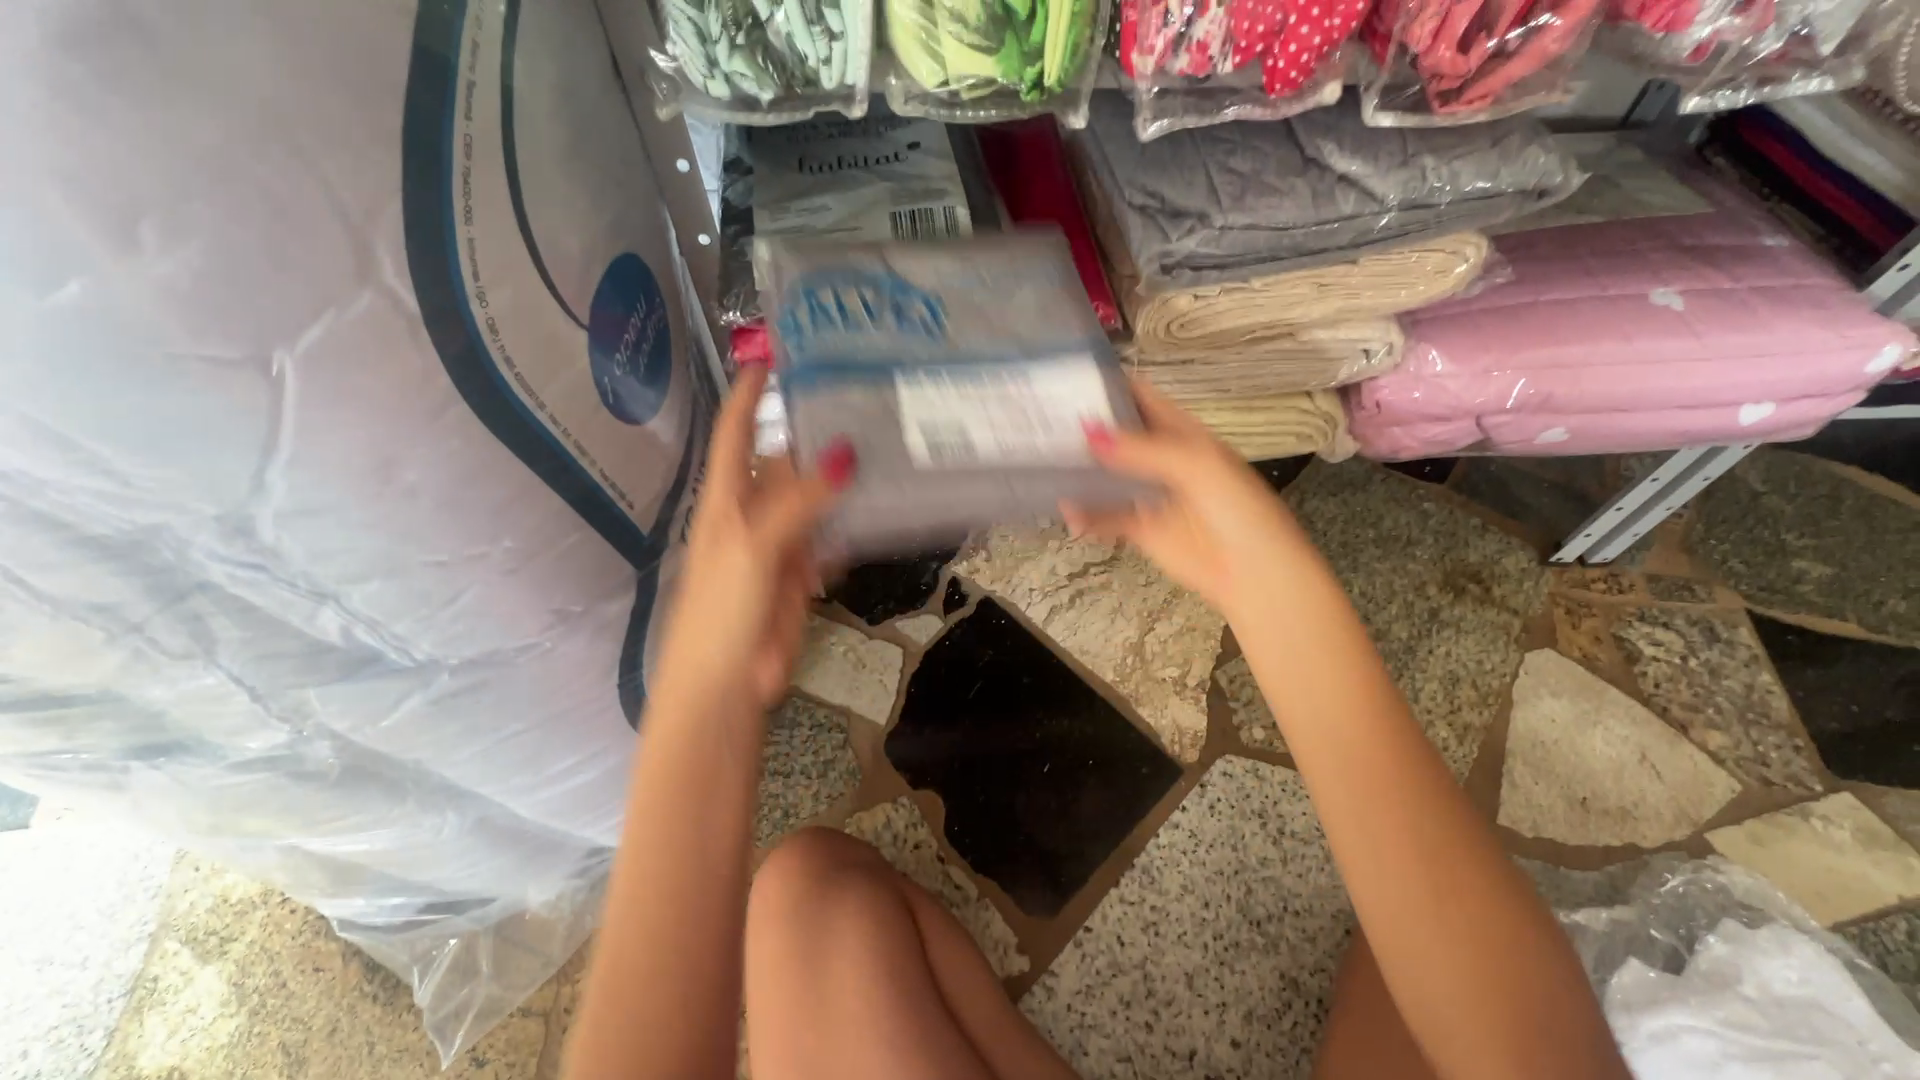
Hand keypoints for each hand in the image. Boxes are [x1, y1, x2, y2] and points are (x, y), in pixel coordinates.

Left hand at [652, 365, 855, 711]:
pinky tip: (866, 525)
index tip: (771, 355)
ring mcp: (776, 547)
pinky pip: (826, 543)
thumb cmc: (721, 611)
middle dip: (814, 442)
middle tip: (862, 409)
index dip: (748, 396)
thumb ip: (799, 502)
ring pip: (813, 504)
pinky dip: (842, 535)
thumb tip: (842, 450)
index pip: (735, 434)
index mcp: (725, 500)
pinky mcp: (797, 578)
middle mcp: (750, 515)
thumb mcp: (757, 548)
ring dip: (837, 488)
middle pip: (783, 465)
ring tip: (880, 456)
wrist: (723, 687)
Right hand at [1061, 377, 1312, 624]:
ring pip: (1107, 477)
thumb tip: (1088, 432)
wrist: (1253, 571)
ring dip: (1080, 472)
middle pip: (1118, 437)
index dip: (1110, 387)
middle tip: (1041, 421)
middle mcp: (1164, 460)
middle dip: (1085, 429)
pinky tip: (1066, 511)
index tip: (1069, 381)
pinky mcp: (1142, 529)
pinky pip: (1106, 517)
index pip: (1142, 399)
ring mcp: (1151, 495)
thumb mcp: (1194, 465)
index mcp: (1183, 433)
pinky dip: (1086, 515)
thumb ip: (1140, 449)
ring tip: (1042, 464)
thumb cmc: (1236, 508)